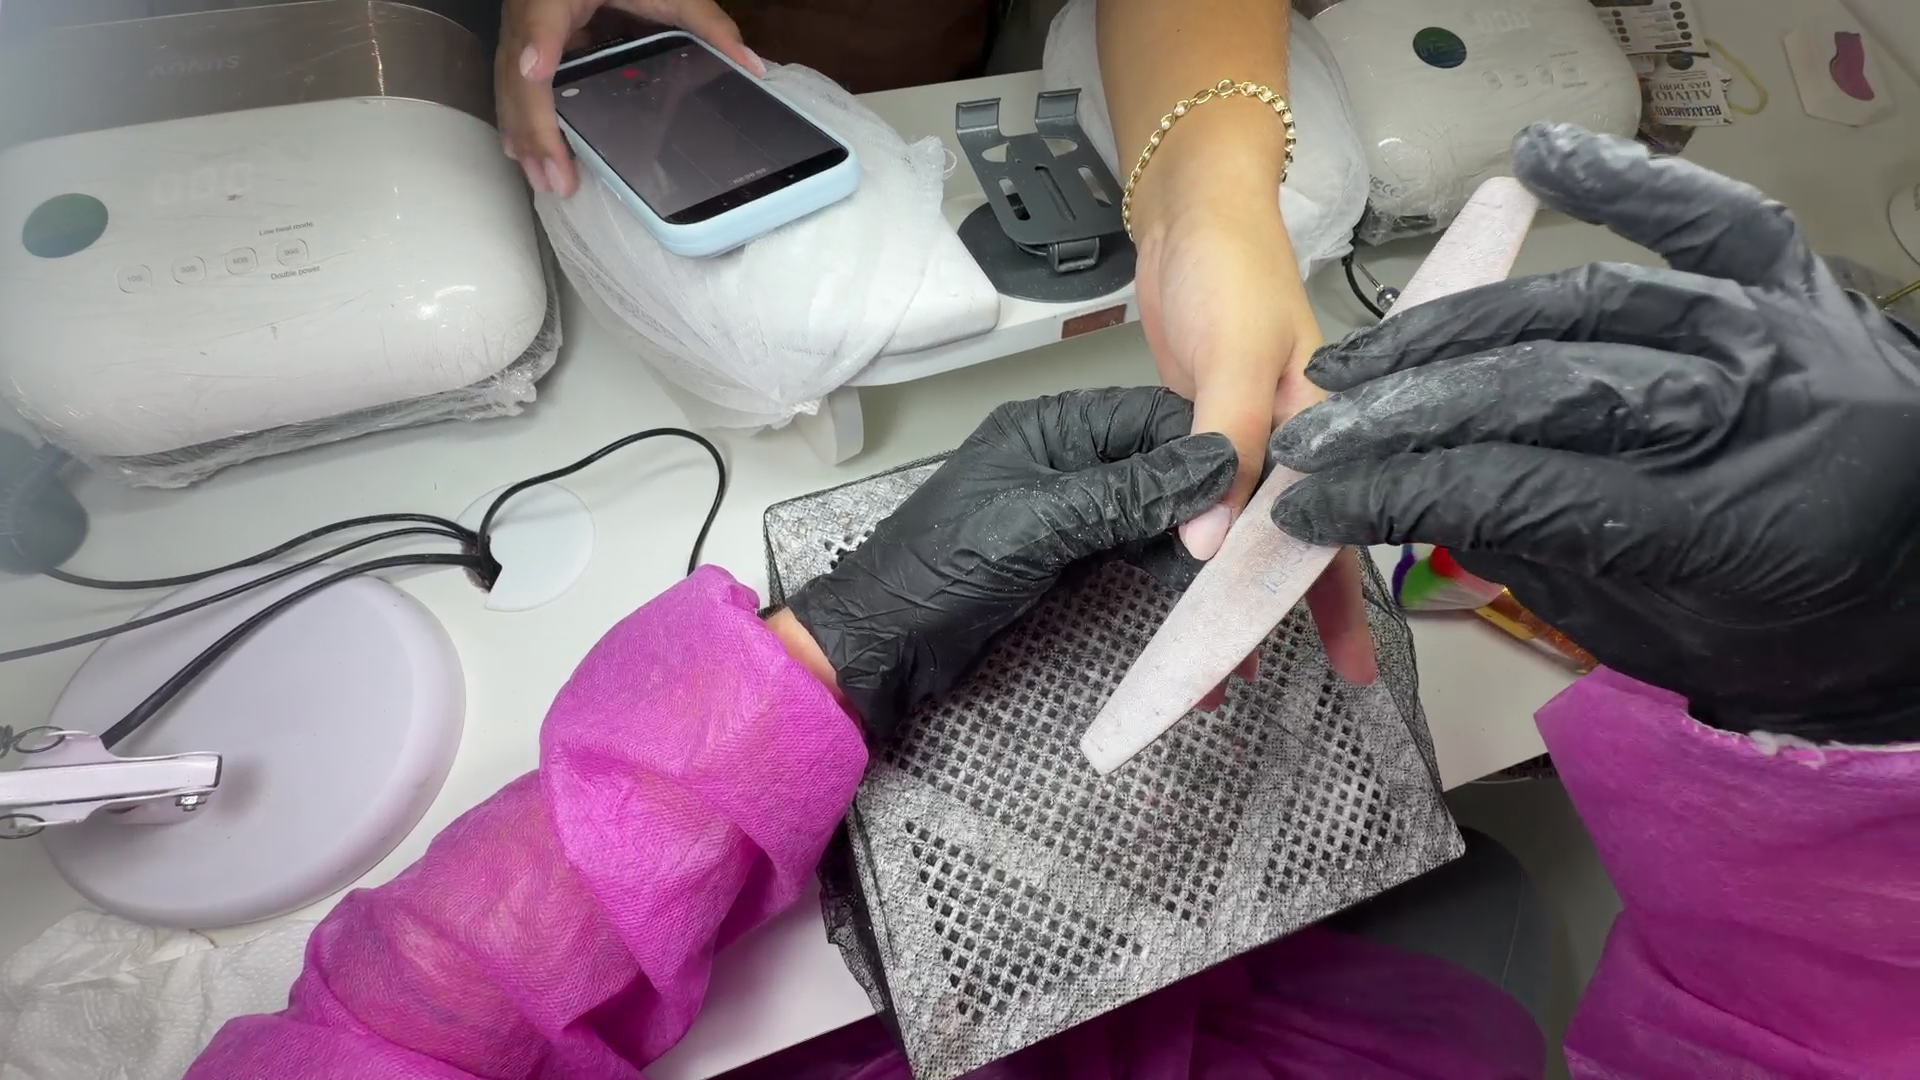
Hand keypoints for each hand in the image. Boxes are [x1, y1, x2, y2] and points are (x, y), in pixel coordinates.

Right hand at [496, 0, 763, 196]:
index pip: (544, 14)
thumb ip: (710, 23)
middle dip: (536, 126)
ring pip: (511, 78)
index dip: (539, 42)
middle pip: (522, 67)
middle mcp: (534, 4)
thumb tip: (754, 65)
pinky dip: (521, 116)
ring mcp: (525, 22)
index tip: (537, 71)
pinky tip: (525, 151)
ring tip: (544, 180)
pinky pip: (515, 79)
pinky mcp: (527, 38)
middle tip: (556, 178)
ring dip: (524, 132)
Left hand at [785, 388, 1236, 740]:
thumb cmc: (949, 565)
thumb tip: (1217, 462)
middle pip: (1159, 469)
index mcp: (1055, 426)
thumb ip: (1128, 492)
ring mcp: (1069, 506)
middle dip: (1207, 512)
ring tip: (1232, 595)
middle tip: (1257, 558)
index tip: (1265, 495)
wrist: (888, 635)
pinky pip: (1128, 549)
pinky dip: (1159, 574)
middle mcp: (1068, 456)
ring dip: (1189, 553)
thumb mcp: (1041, 522)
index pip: (1154, 420)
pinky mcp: (1067, 550)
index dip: (1211, 453)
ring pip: (1149, 514)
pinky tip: (1191, 602)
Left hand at [1132, 165, 1375, 686]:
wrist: (1189, 224)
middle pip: (1291, 541)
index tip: (1346, 662)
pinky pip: (1204, 501)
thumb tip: (1210, 546)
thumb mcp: (1239, 357)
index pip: (1332, 526)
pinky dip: (1197, 540)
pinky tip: (1189, 577)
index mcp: (1325, 431)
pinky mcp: (1202, 435)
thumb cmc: (1230, 276)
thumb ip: (1226, 446)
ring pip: (1244, 528)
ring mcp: (1245, 441)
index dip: (1332, 595)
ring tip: (1218, 649)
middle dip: (1279, 609)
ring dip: (1231, 583)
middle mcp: (1292, 445)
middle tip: (1255, 678)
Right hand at [1269, 123, 1919, 742]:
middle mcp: (1755, 407)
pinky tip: (1539, 162)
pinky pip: (1712, 223)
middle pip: (1533, 388)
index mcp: (1719, 523)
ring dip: (1447, 329)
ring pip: (1580, 306)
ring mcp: (1775, 333)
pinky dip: (1625, 185)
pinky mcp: (1792, 293)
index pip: (1510, 488)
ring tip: (1355, 361)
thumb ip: (1519, 546)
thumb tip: (1411, 492)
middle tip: (1313, 438)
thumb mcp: (1625, 625)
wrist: (1905, 592)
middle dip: (1400, 413)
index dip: (1391, 495)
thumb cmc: (1757, 627)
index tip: (1309, 505)